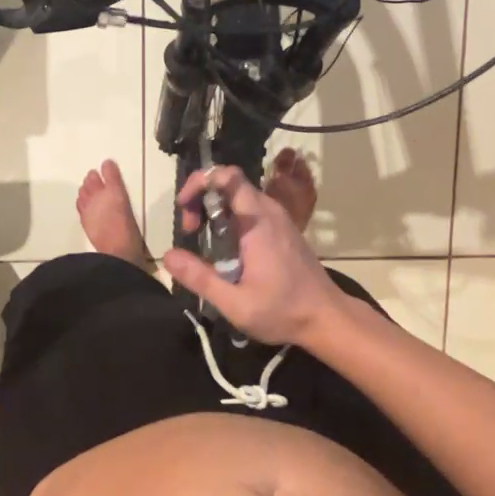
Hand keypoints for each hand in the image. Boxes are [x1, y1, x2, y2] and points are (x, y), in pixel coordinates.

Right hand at [162, 166, 347, 346]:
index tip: (184, 208)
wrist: (328, 319)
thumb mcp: (235, 302)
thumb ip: (200, 277)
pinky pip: (251, 213)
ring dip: (215, 212)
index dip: (200, 182)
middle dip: (202, 200)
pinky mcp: (282, 231)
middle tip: (190, 231)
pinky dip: (230, 221)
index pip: (228, 177)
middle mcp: (269, 212)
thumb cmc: (283, 311)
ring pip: (240, 199)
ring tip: (204, 243)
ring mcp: (279, 220)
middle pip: (230, 185)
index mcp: (258, 222)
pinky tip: (226, 252)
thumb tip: (167, 256)